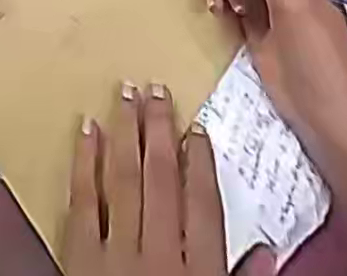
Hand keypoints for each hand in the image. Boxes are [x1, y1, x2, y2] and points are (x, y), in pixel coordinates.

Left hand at [63, 82, 224, 275]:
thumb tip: (267, 253)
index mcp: (198, 274)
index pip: (204, 206)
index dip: (202, 162)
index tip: (196, 126)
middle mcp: (158, 255)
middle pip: (161, 178)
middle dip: (159, 129)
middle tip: (156, 89)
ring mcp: (116, 254)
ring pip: (124, 178)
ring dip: (126, 131)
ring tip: (126, 93)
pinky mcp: (79, 257)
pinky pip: (82, 199)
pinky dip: (85, 160)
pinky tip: (88, 127)